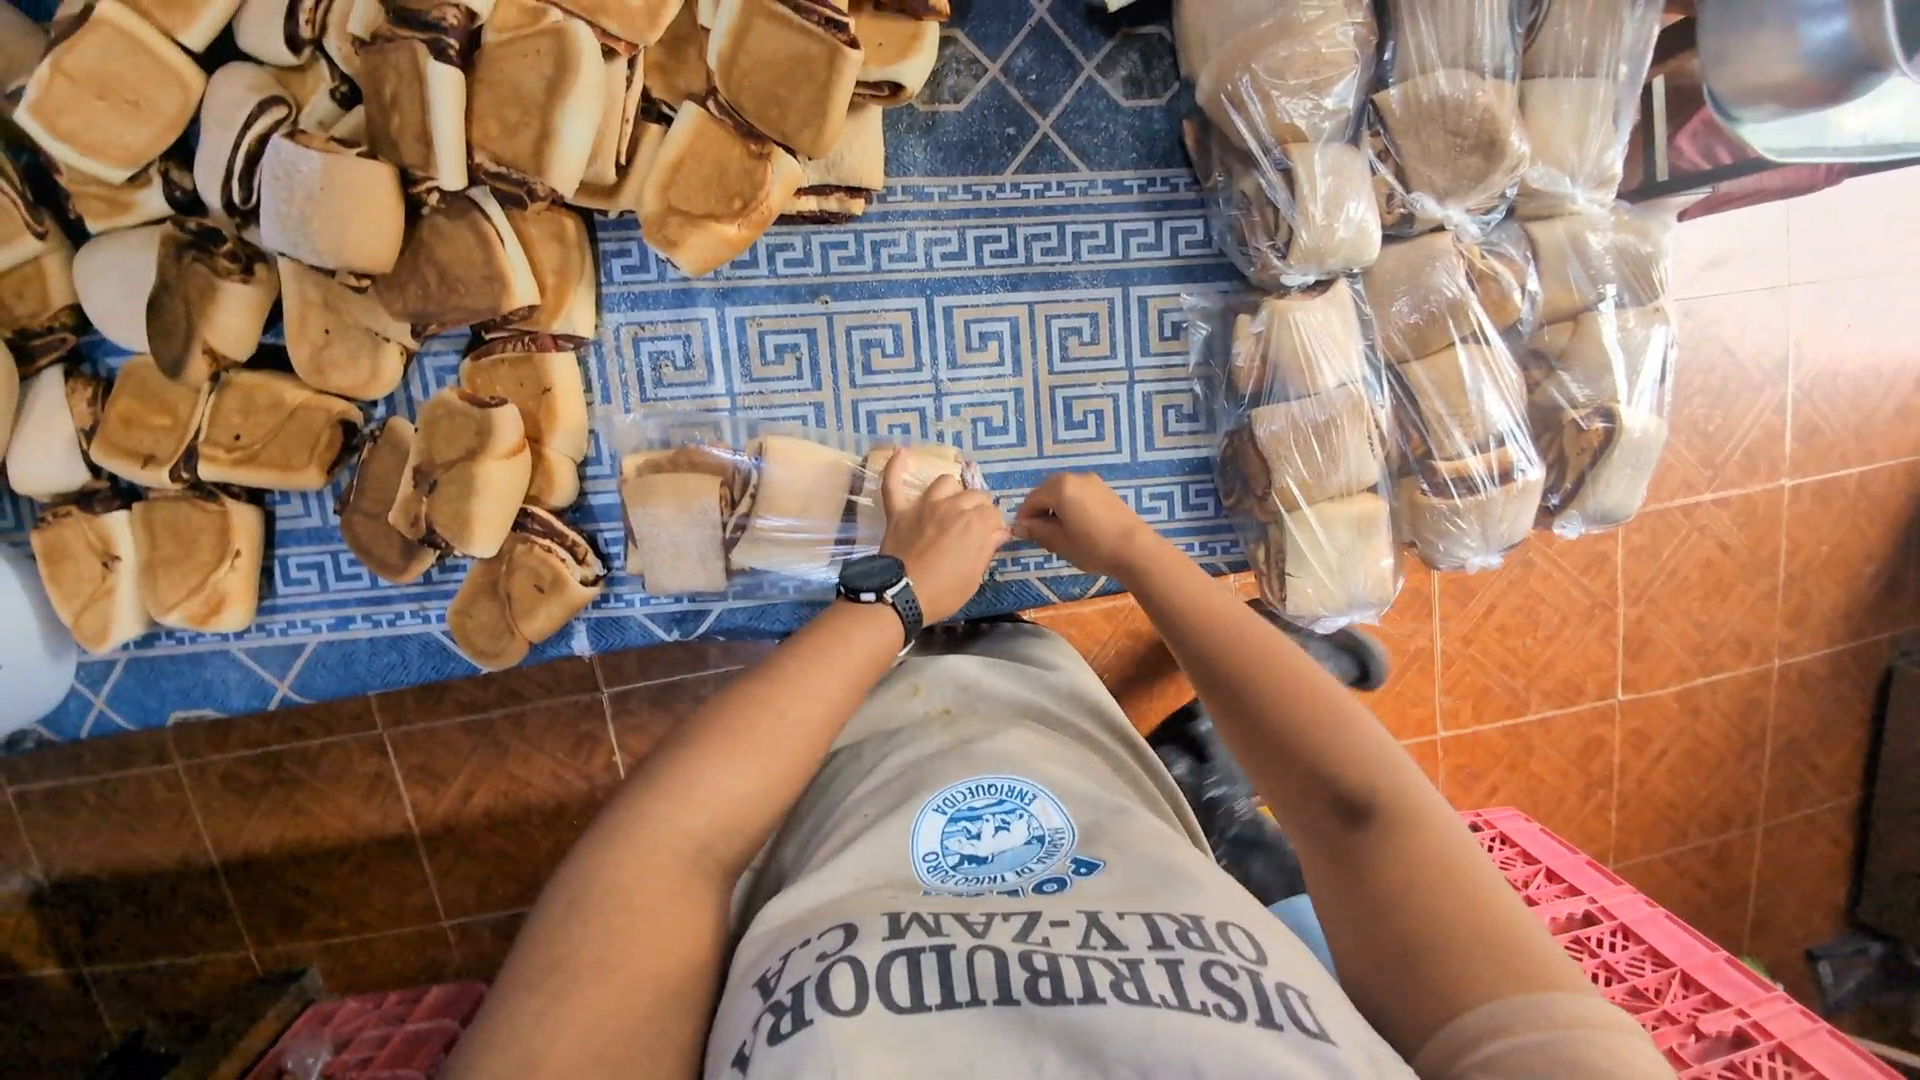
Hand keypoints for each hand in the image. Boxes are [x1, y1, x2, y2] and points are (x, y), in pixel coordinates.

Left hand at [878, 451, 1009, 622]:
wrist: (902, 597)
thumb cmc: (943, 593)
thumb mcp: (975, 577)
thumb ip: (987, 549)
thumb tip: (1000, 532)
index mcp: (975, 523)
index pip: (994, 515)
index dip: (994, 528)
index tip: (990, 540)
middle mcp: (952, 506)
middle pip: (974, 495)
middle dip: (979, 509)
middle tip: (974, 528)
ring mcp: (923, 506)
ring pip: (945, 483)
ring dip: (952, 491)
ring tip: (952, 504)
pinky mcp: (899, 511)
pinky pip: (893, 483)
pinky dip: (896, 466)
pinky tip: (901, 452)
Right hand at [1011, 472, 1164, 580]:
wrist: (1135, 550)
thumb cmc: (1092, 546)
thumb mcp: (1059, 541)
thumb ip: (1037, 530)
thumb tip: (1019, 526)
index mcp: (1060, 487)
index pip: (1032, 500)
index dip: (1024, 518)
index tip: (1024, 536)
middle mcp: (1075, 477)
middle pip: (1047, 492)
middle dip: (1041, 511)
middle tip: (1043, 536)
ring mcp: (1093, 482)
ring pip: (1064, 492)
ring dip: (1056, 509)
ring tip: (1061, 534)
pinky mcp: (1106, 490)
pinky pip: (1079, 494)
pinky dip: (1071, 506)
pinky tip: (1078, 527)